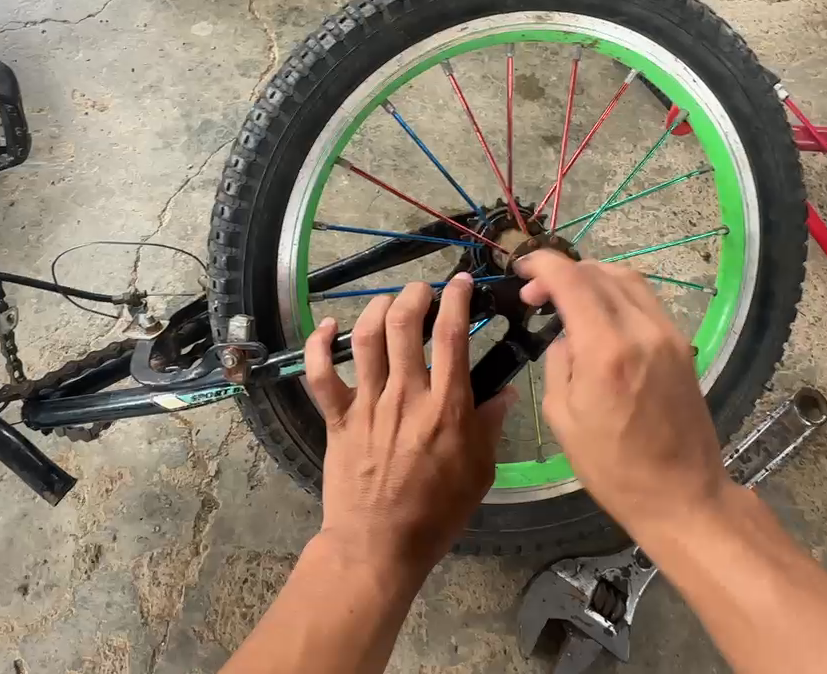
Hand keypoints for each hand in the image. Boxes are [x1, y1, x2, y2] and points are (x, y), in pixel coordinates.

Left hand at [304, 274, 513, 583]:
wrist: (379, 545)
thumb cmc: (437, 511)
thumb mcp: (480, 471)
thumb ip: (491, 425)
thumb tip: (506, 391)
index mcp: (445, 407)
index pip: (452, 335)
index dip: (457, 298)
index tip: (461, 281)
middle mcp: (405, 395)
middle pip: (404, 324)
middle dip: (415, 294)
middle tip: (423, 290)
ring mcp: (367, 404)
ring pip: (366, 337)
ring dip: (377, 308)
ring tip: (388, 301)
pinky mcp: (337, 418)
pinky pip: (321, 374)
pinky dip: (319, 344)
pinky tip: (328, 326)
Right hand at [520, 254, 727, 542]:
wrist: (682, 495)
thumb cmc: (613, 467)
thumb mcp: (562, 417)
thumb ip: (558, 361)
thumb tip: (566, 335)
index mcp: (605, 350)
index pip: (570, 280)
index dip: (541, 264)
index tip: (521, 268)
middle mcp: (639, 330)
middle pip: (597, 271)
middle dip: (561, 271)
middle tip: (537, 293)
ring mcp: (666, 334)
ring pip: (626, 277)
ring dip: (591, 275)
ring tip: (567, 295)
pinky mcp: (681, 343)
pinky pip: (645, 298)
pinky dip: (616, 290)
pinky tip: (600, 310)